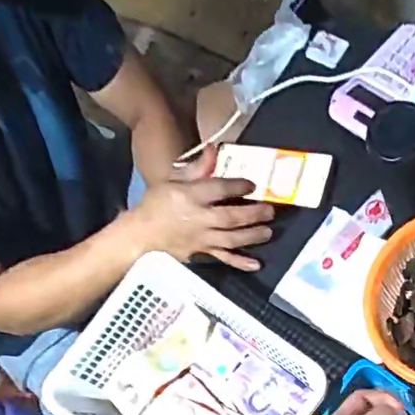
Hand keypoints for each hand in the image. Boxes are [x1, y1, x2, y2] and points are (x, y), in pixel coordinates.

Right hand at [121, 145, 275, 271]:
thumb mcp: (173, 179)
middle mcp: (198, 218)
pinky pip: (224, 258)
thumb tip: (213, 150)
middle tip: (270, 211)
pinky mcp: (203, 253)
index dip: (237, 187)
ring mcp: (202, 238)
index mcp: (189, 196)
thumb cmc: (159, 203)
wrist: (143, 233)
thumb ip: (196, 168)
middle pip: (230, 217)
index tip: (252, 185)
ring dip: (252, 236)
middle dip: (253, 214)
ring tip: (269, 231)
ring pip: (231, 238)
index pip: (217, 190)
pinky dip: (241, 262)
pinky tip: (256, 264)